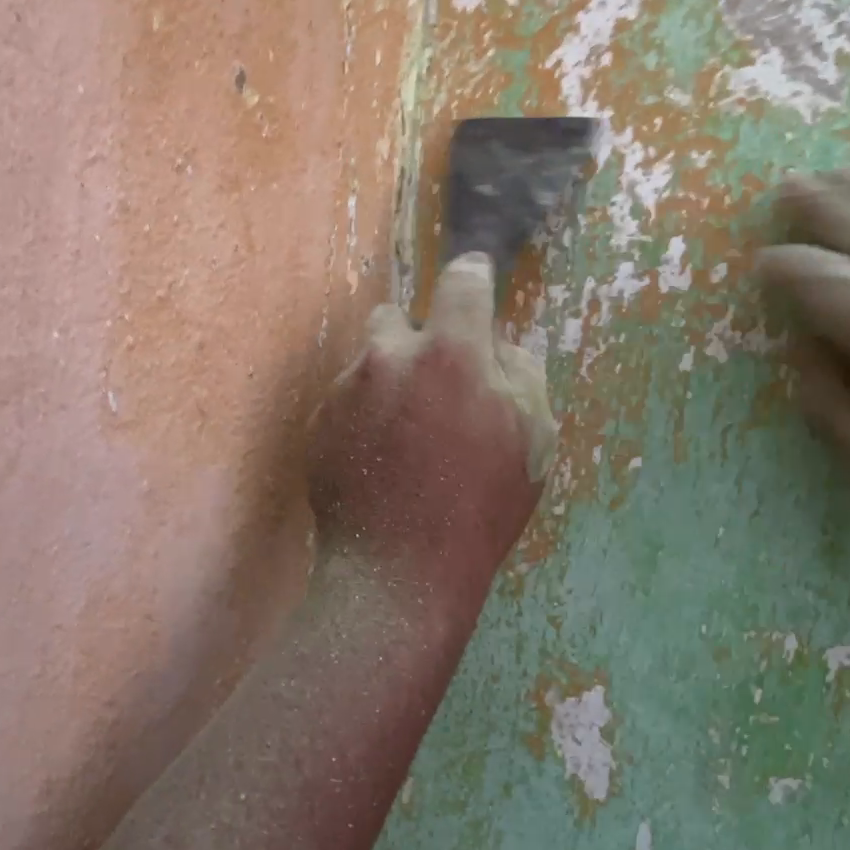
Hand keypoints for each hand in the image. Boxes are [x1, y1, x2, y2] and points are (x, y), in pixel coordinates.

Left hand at [307, 254, 556, 601]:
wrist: (396, 572)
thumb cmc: (478, 509)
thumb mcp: (532, 440)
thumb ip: (519, 374)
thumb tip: (496, 345)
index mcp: (449, 354)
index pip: (461, 281)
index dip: (473, 278)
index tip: (475, 280)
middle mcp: (387, 356)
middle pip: (397, 317)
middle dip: (416, 340)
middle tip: (436, 387)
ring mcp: (345, 388)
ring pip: (369, 362)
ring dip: (388, 381)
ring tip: (405, 439)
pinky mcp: (317, 420)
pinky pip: (346, 399)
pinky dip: (362, 415)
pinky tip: (378, 461)